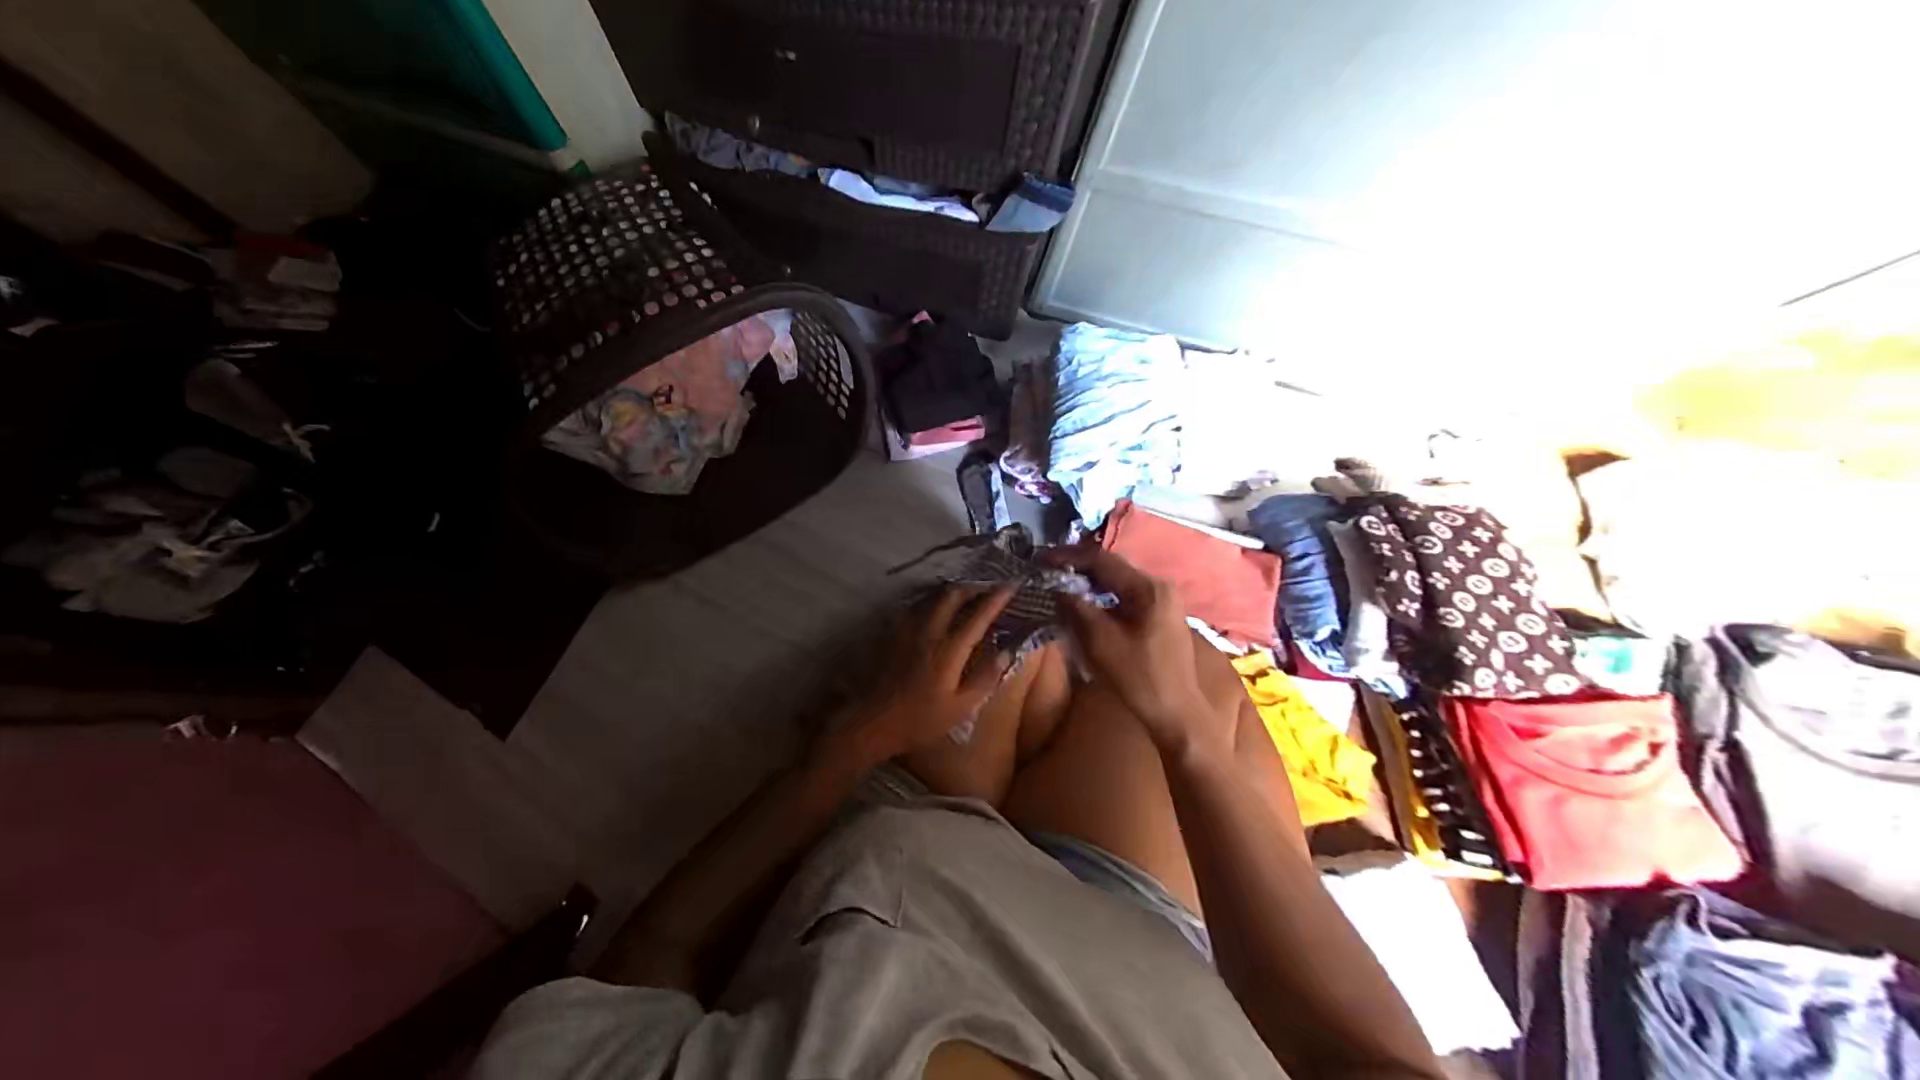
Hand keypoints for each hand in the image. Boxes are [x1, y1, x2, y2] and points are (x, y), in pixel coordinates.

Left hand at [832, 585, 1015, 765]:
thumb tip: (1007, 651)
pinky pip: (916, 605)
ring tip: (967, 593)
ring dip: (953, 591)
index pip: (979, 615)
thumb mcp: (960, 707)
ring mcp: (907, 628)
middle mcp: (928, 630)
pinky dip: (933, 600)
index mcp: (949, 649)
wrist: (871, 721)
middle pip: (953, 594)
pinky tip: (936, 608)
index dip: (997, 597)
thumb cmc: (920, 719)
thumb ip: (986, 676)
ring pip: (933, 596)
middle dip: (974, 586)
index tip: (1012, 585)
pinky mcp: (892, 631)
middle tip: (989, 587)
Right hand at [1050, 547, 1229, 757]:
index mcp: (1149, 588)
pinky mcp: (1161, 616)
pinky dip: (1103, 597)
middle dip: (1079, 567)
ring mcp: (1163, 601)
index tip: (1042, 559)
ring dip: (1090, 582)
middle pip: (1113, 568)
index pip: (1103, 560)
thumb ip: (1078, 608)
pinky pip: (1127, 597)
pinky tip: (1085, 604)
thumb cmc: (1140, 678)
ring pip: (1119, 583)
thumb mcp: (1101, 642)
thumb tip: (1057, 588)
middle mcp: (1160, 587)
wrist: (1177, 713)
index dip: (1069, 556)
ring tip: (1061, 585)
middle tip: (1048, 570)